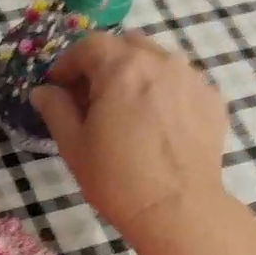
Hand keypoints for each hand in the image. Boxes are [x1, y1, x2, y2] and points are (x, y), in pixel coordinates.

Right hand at [30, 31, 230, 236]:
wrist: (177, 209)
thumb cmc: (116, 180)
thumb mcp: (74, 146)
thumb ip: (56, 110)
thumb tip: (43, 91)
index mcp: (121, 68)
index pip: (89, 45)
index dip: (68, 63)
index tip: (59, 87)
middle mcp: (160, 61)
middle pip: (125, 45)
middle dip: (103, 64)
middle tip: (91, 99)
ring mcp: (191, 78)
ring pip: (156, 61)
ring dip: (135, 75)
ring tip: (126, 113)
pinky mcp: (212, 99)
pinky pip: (181, 83)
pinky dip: (163, 93)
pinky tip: (156, 126)